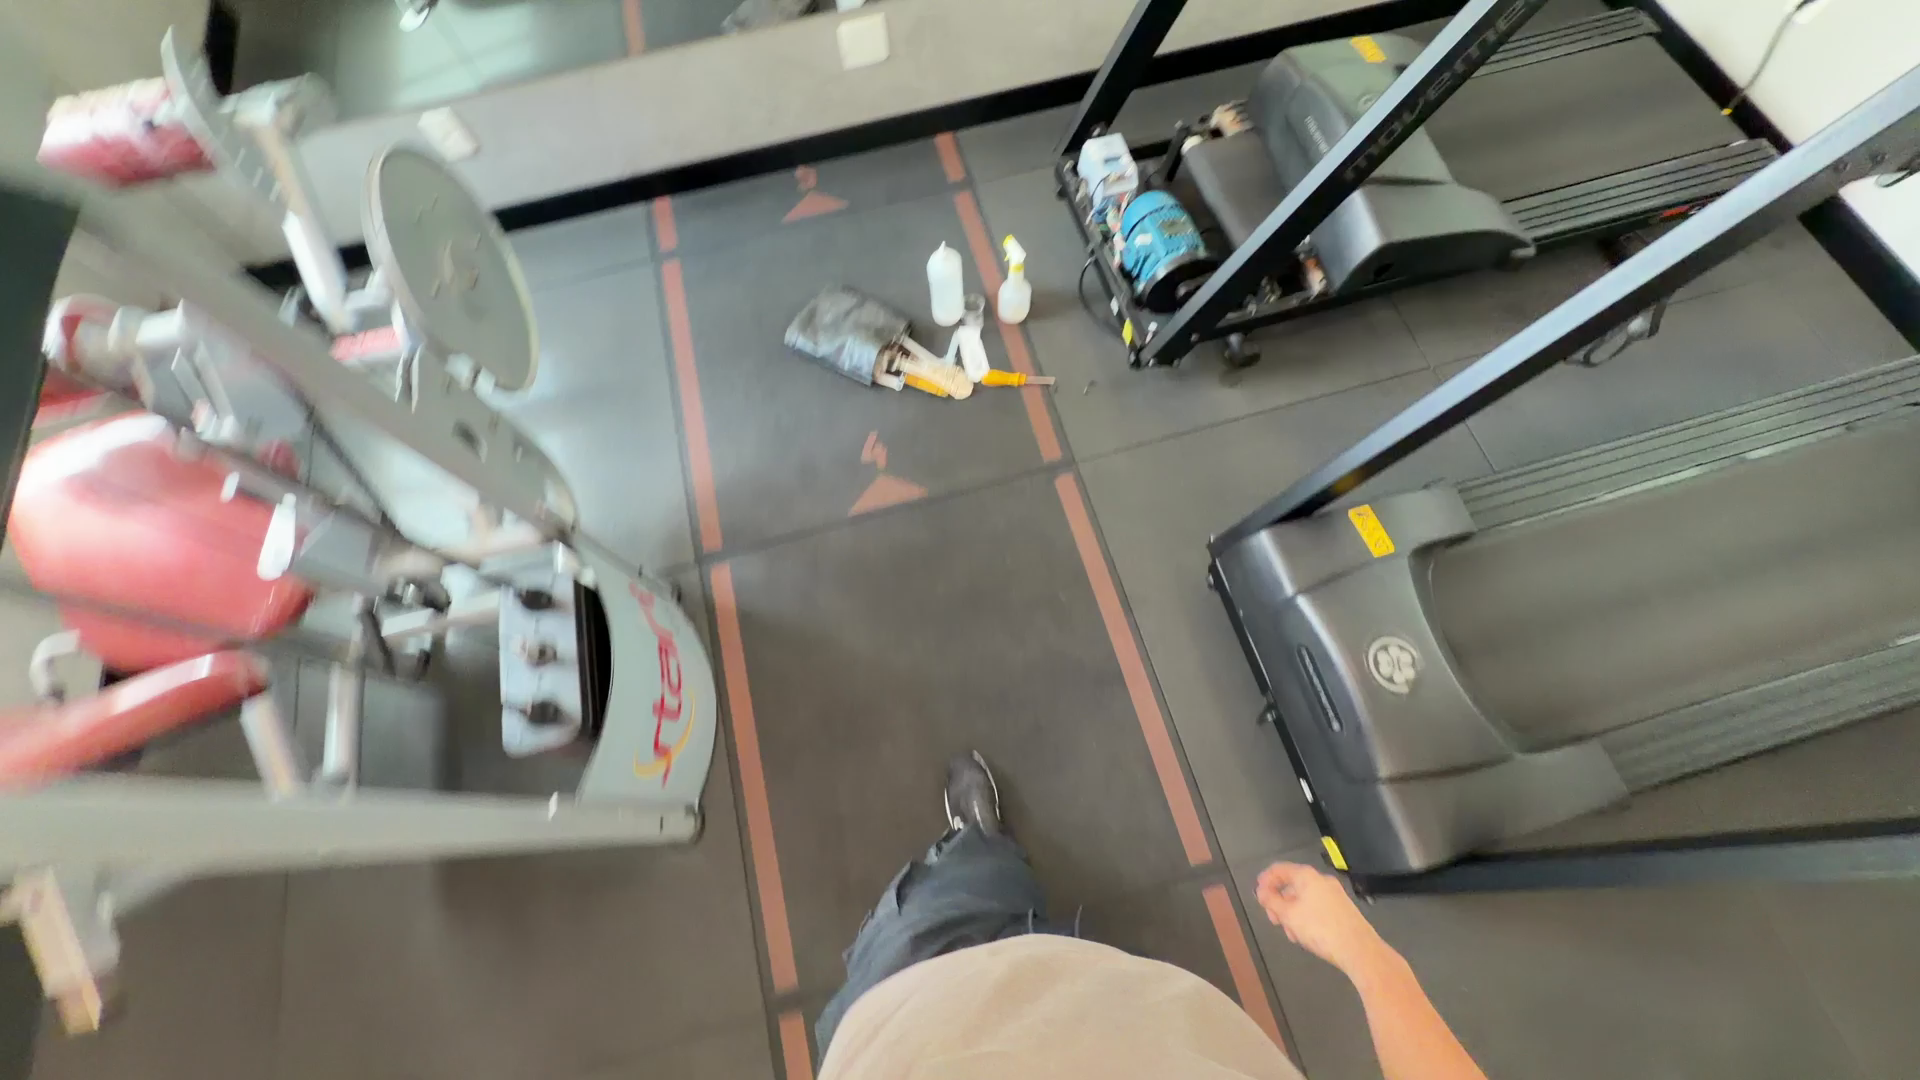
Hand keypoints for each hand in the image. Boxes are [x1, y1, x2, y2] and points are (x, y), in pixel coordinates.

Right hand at [1256, 862, 1399, 980]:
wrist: (1360, 951)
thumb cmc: (1320, 928)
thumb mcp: (1288, 915)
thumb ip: (1271, 901)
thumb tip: (1261, 891)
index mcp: (1306, 876)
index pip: (1279, 869)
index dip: (1265, 880)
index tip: (1258, 896)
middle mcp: (1321, 880)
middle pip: (1292, 885)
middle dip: (1280, 902)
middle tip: (1274, 920)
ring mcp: (1335, 895)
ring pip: (1304, 899)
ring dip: (1293, 914)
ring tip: (1292, 934)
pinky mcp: (1343, 910)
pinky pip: (1317, 908)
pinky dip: (1307, 918)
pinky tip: (1306, 936)